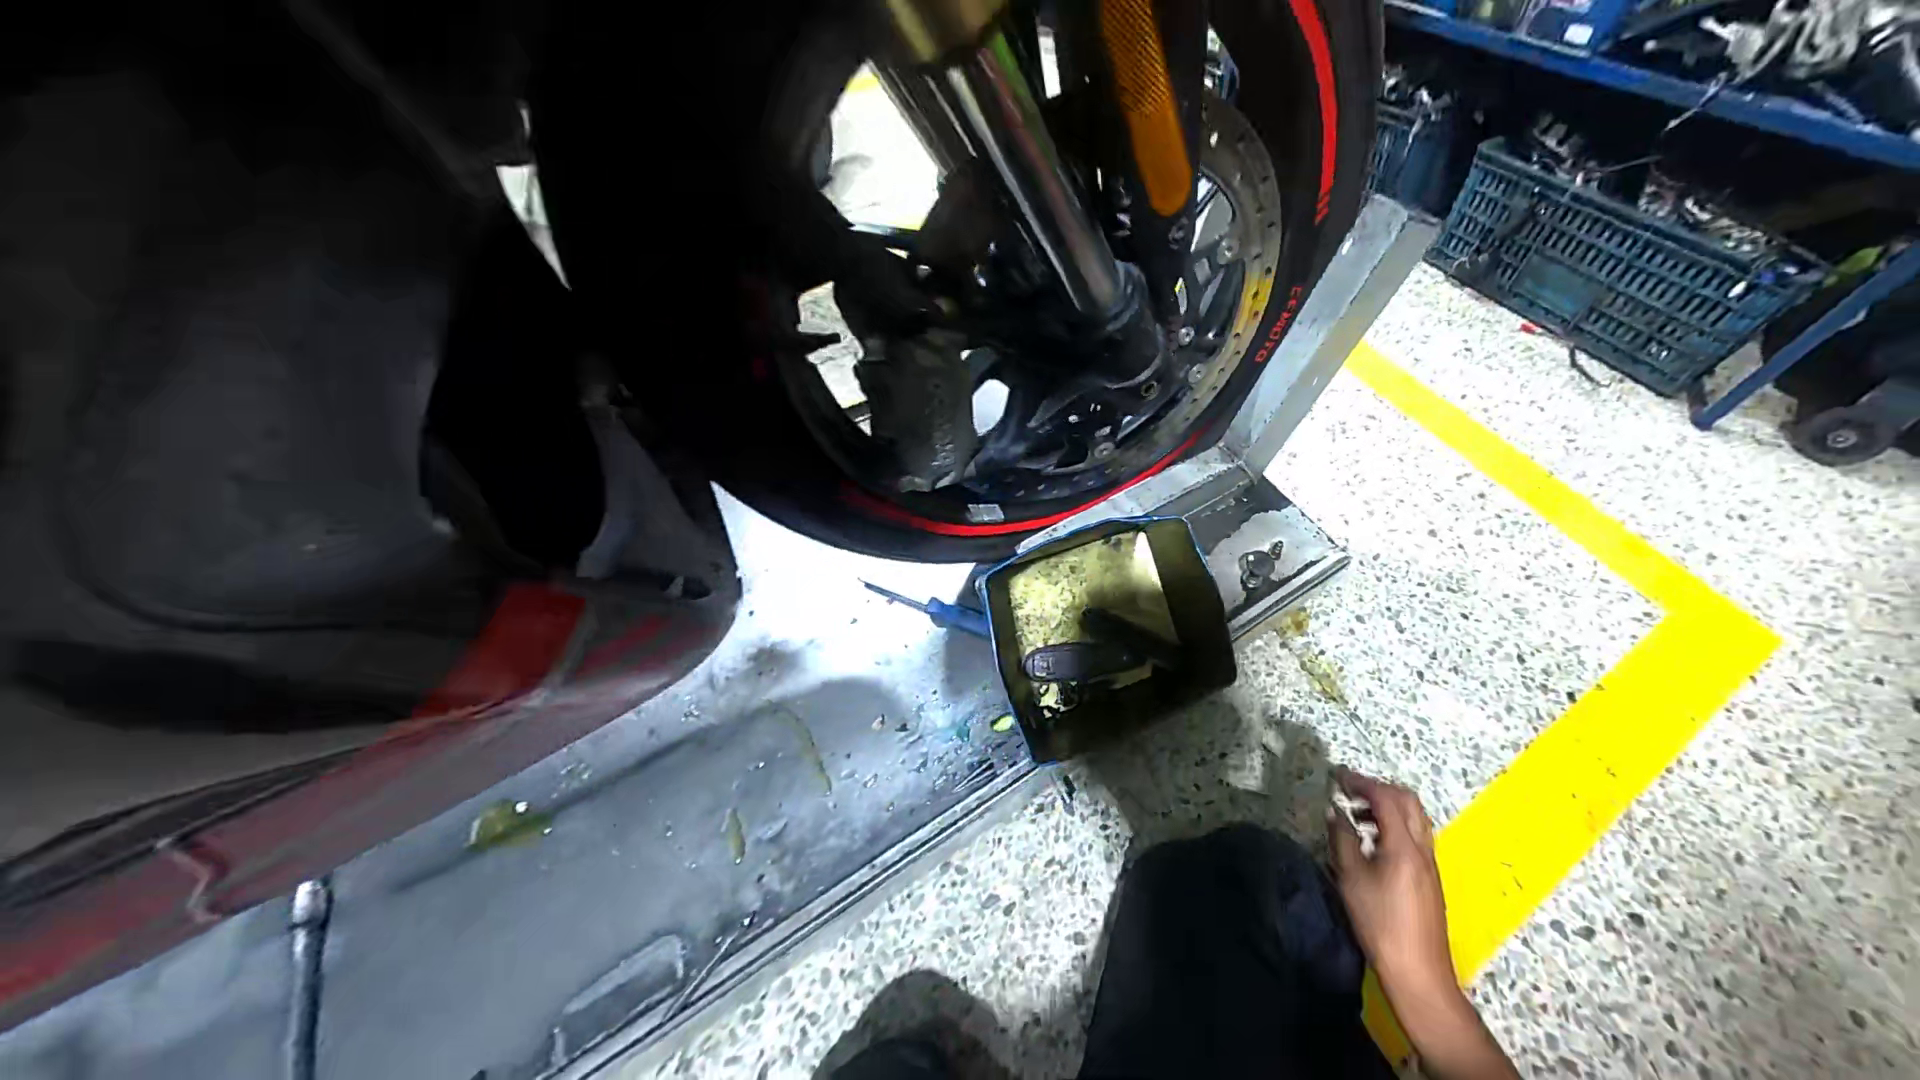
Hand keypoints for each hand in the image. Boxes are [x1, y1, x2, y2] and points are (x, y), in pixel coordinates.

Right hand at [1325, 767, 1455, 999]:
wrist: (1418, 971)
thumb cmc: (1379, 922)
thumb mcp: (1351, 877)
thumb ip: (1342, 839)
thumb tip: (1335, 813)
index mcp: (1404, 846)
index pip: (1386, 798)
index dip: (1361, 782)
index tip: (1337, 777)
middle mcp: (1423, 849)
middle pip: (1408, 801)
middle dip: (1378, 788)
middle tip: (1349, 790)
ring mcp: (1431, 864)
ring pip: (1415, 818)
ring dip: (1388, 806)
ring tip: (1357, 814)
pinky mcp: (1430, 878)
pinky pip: (1415, 835)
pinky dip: (1394, 824)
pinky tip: (1373, 840)